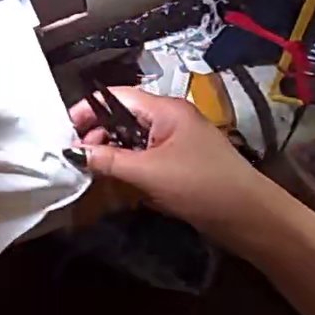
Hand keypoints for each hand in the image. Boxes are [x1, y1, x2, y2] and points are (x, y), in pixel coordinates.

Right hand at [69, 86, 277, 240]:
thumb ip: (108, 160)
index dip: (88, 109)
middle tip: (77, 156)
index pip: (116, 97)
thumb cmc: (200, 185)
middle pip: (122, 117)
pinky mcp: (178, 163)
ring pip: (131, 139)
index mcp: (165, 110)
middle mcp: (169, 119)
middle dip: (97, 134)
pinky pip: (143, 157)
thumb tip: (73, 152)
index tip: (65, 130)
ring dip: (111, 152)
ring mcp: (175, 142)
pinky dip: (127, 166)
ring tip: (93, 170)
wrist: (249, 217)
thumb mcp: (148, 172)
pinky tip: (115, 181)